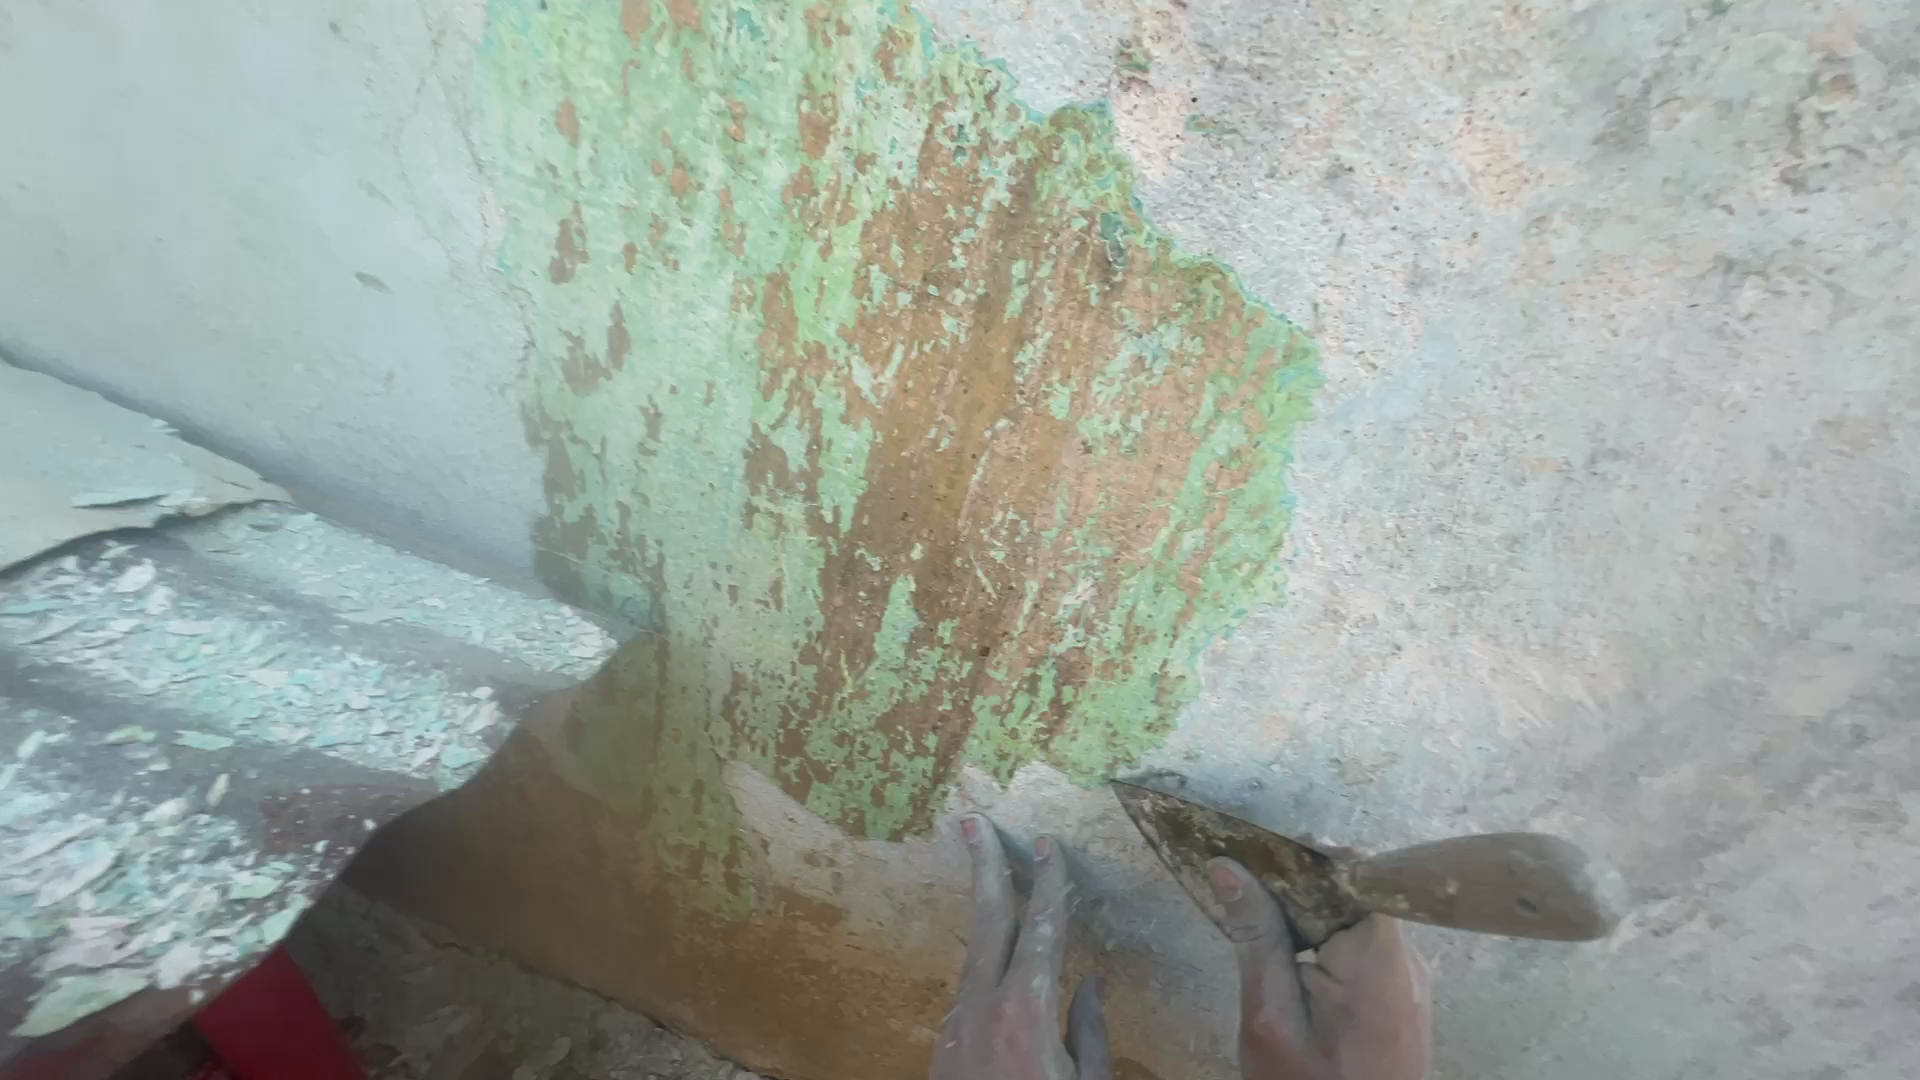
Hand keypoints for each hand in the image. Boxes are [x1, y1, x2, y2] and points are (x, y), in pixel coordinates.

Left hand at [932, 814, 1111, 1079]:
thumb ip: (1089, 1036)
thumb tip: (1091, 986)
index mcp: (1026, 1011)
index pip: (1041, 927)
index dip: (1049, 883)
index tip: (1050, 845)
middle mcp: (983, 1005)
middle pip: (986, 917)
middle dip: (984, 864)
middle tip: (973, 821)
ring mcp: (957, 1024)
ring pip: (974, 947)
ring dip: (982, 904)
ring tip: (985, 869)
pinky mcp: (945, 1046)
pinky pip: (970, 984)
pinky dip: (984, 952)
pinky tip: (995, 950)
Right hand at [1207, 858, 1430, 1079]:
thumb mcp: (1269, 1017)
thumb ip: (1256, 935)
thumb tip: (1227, 865)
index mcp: (1381, 965)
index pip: (1358, 875)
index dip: (1310, 855)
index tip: (1261, 854)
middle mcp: (1407, 964)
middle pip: (1352, 891)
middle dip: (1297, 881)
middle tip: (1245, 882)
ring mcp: (1407, 980)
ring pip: (1352, 913)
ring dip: (1305, 906)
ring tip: (1256, 908)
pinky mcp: (1398, 995)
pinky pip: (1358, 940)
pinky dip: (1319, 931)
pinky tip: (1284, 944)